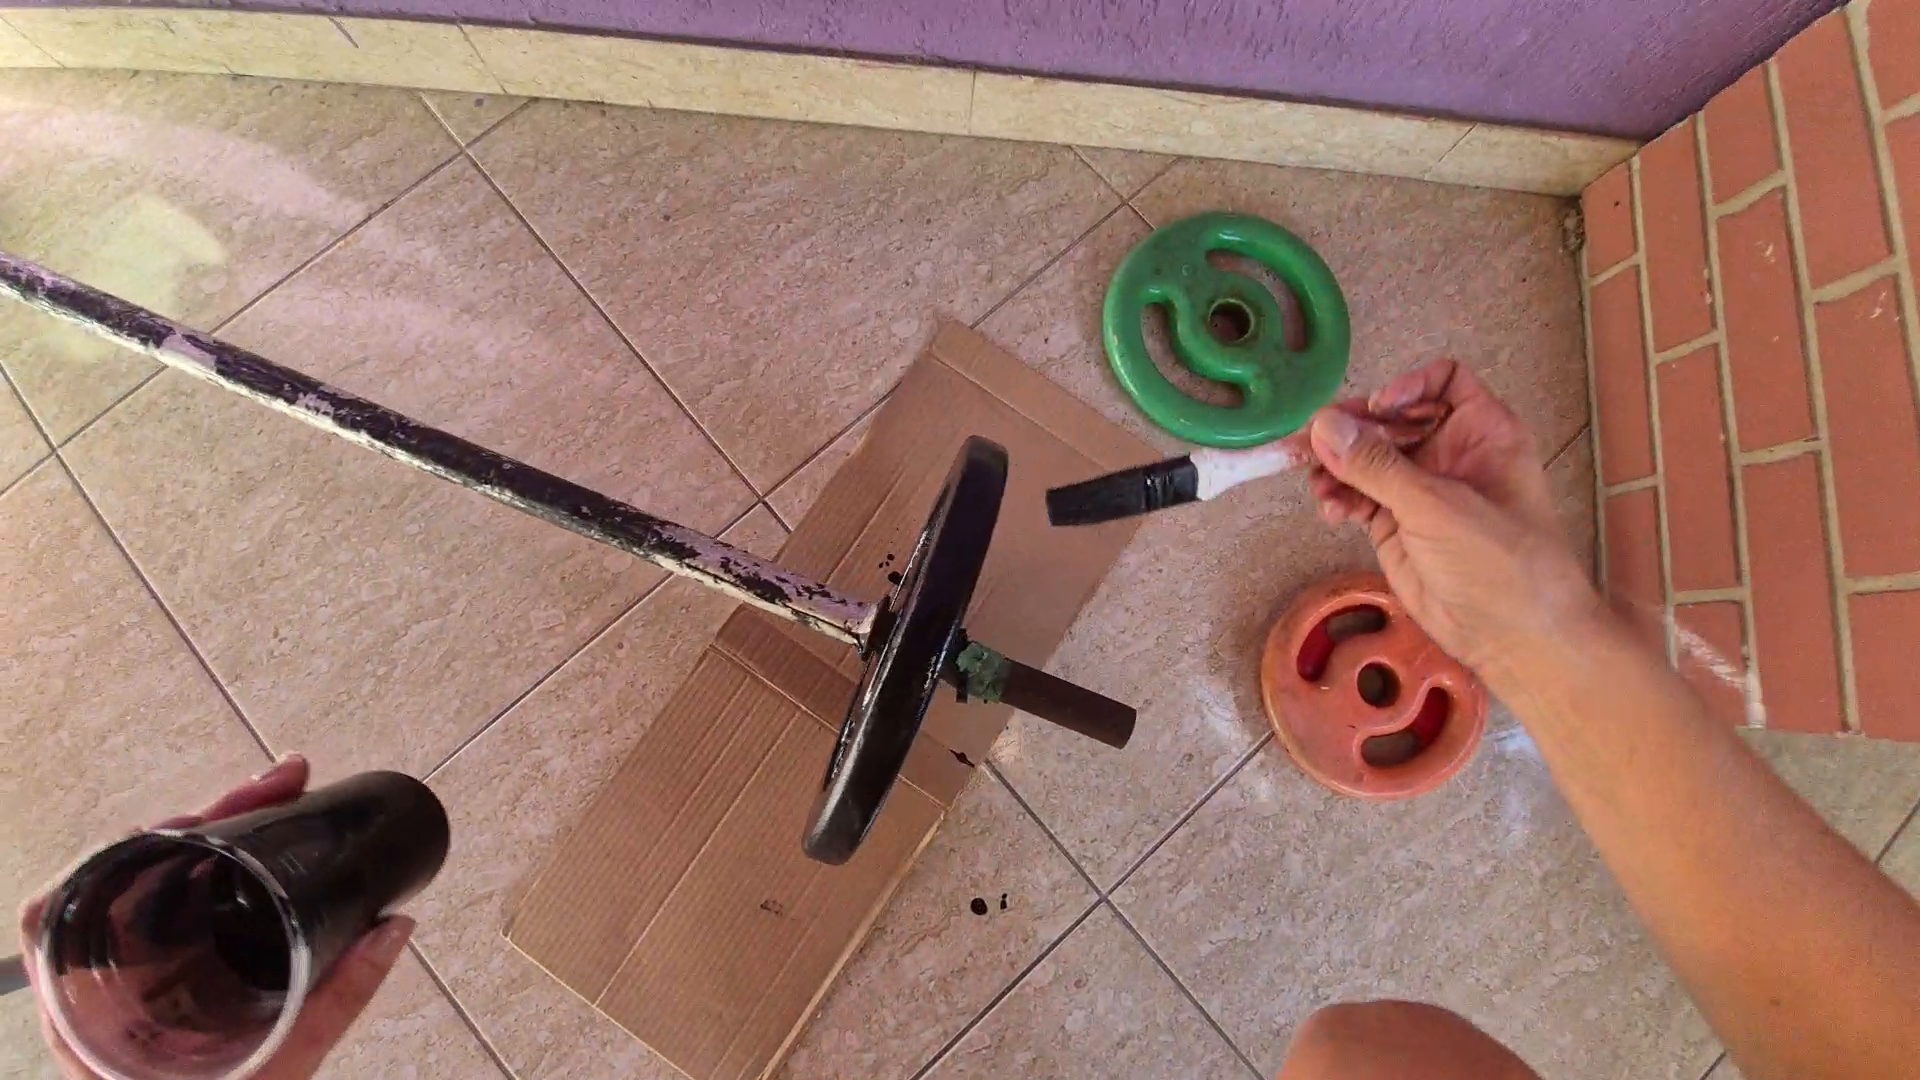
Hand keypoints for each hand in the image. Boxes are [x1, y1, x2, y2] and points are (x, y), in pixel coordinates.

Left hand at [18, 756, 413, 1079]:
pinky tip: (277, 842)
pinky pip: (198, 904)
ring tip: (289, 794)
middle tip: (285, 781)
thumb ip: (331, 1006)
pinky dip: (234, 861)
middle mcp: (109, 983)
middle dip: (212, 815)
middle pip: (134, 875)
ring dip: (228, 830)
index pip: (64, 910)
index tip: (209, 815)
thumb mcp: (273, 1076)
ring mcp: (148, 976)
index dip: (125, 848)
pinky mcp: (185, 976)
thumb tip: (396, 925)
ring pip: (168, 882)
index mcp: (95, 1010)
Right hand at [1306, 360, 1602, 678]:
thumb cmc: (1497, 561)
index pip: (1444, 382)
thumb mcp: (1436, 505)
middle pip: (1389, 419)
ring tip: (1318, 487)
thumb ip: (1376, 465)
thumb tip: (1322, 424)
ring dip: (1335, 467)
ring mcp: (1417, 489)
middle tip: (1310, 446)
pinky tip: (1331, 512)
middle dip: (1350, 431)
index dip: (1407, 387)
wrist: (1509, 636)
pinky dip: (1337, 497)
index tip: (1374, 412)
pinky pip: (1355, 494)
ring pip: (1364, 458)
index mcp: (1481, 432)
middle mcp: (1447, 453)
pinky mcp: (1392, 521)